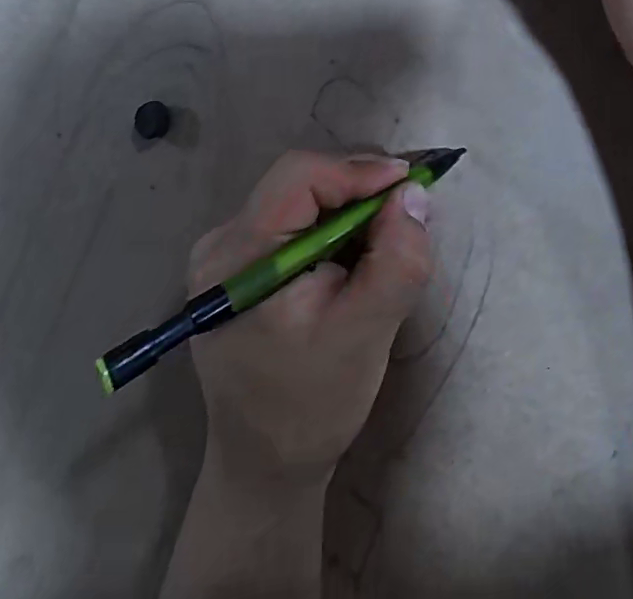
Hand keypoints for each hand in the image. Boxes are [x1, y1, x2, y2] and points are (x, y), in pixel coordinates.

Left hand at [187, 151, 432, 492]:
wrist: (263, 460)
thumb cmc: (312, 404)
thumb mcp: (367, 334)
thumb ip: (396, 261)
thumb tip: (413, 195)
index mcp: (238, 258)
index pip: (298, 178)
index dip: (357, 170)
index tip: (411, 184)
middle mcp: (219, 244)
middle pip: (297, 184)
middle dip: (358, 189)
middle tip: (406, 210)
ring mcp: (223, 255)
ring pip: (297, 201)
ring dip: (348, 209)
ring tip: (385, 238)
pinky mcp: (237, 267)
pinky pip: (292, 223)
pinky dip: (332, 227)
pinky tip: (354, 256)